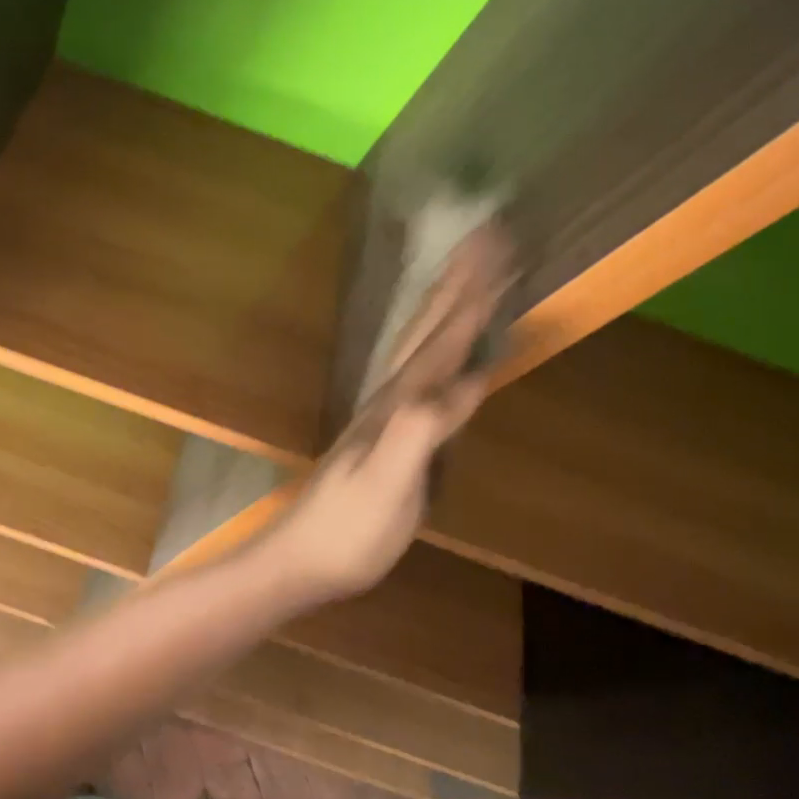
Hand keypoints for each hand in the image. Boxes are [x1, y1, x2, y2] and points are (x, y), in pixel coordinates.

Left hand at [253, 220, 511, 601]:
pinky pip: (416, 379)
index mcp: (395, 408)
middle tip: (486, 237)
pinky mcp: (380, 439)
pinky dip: (435, 353)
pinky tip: (443, 354)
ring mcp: (381, 419)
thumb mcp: (388, 486)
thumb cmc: (348, 532)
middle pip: (425, 333)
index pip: (441, 342)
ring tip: (467, 277)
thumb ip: (420, 433)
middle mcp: (386, 402)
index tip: (497, 247)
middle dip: (457, 285)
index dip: (471, 298)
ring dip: (443, 310)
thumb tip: (463, 381)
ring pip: (417, 350)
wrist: (301, 561)